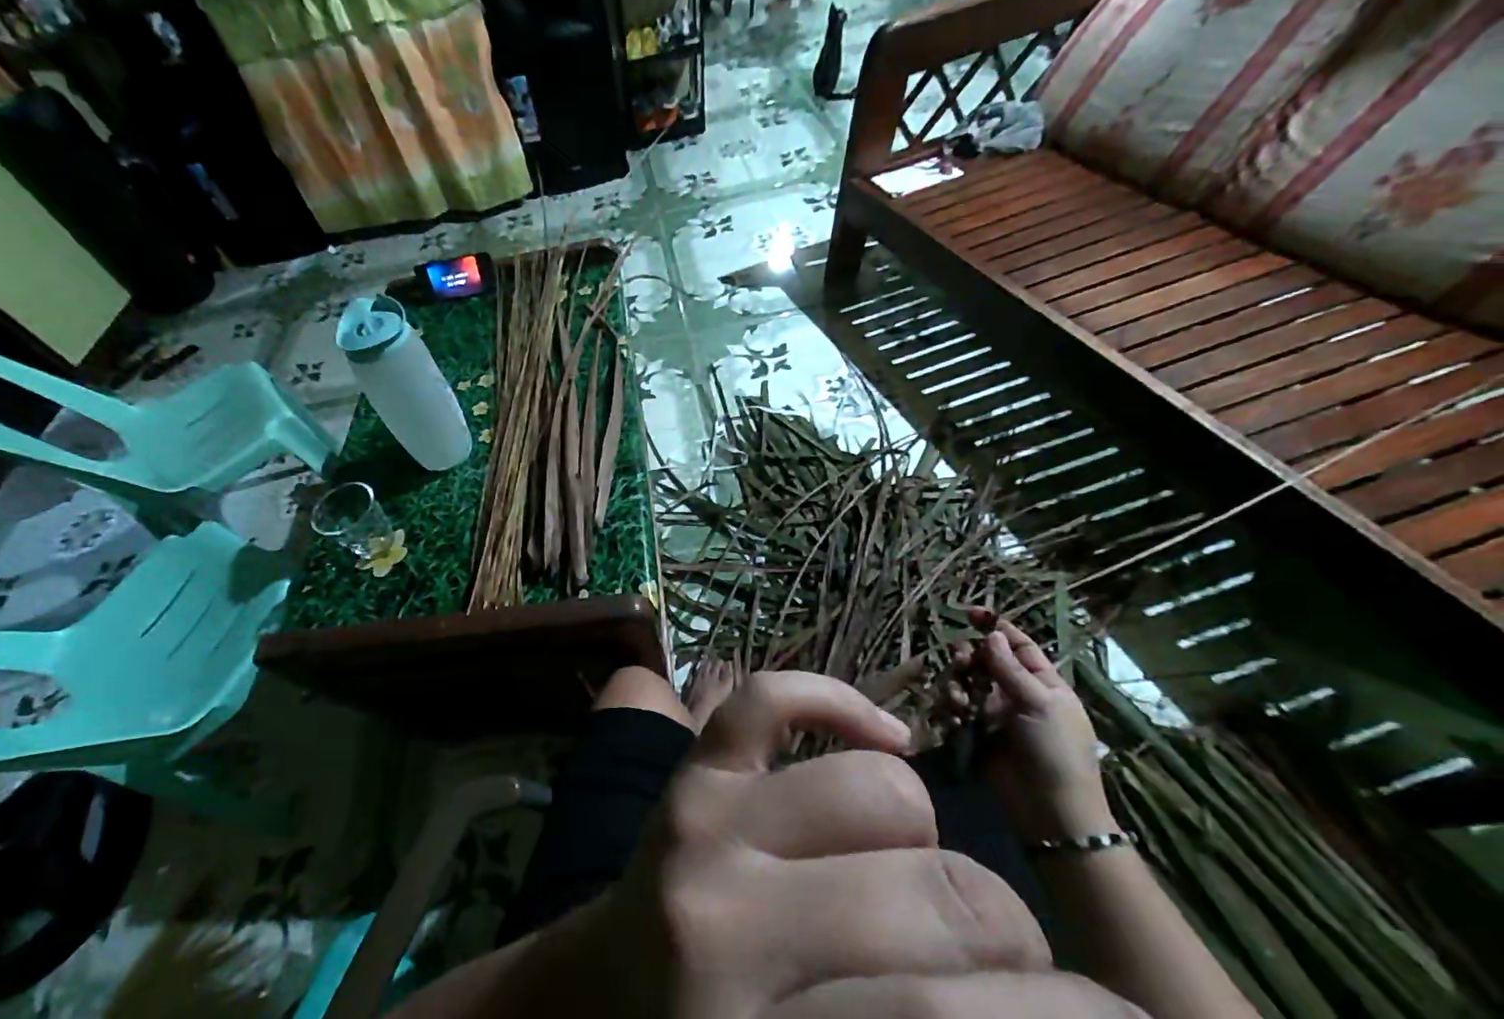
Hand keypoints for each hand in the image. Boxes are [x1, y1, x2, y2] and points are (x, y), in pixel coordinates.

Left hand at [532, 671, 1139, 1017]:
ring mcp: (703, 817)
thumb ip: (910, 1015)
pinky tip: (886, 740)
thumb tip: (1051, 998)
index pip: (950, 1010)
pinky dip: (836, 703)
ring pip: (884, 792)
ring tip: (912, 878)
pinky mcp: (691, 768)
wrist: (603, 995)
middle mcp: (729, 910)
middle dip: (1002, 937)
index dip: (1061, 1011)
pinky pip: (772, 700)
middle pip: (945, 895)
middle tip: (986, 969)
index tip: (1084, 1012)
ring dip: (926, 840)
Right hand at [956, 609, 1118, 842]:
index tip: (970, 612)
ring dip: (957, 685)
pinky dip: (950, 708)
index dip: (996, 628)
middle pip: (984, 661)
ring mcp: (993, 713)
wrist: (1049, 808)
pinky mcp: (974, 732)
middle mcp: (1015, 694)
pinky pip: (954, 709)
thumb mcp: (1040, 705)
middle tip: (961, 662)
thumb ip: (1011, 669)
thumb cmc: (1056, 752)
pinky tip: (954, 717)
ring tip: (959, 700)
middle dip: (968, 658)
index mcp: (1043, 684)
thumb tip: (991, 636)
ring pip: (964, 683)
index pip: (1018, 646)